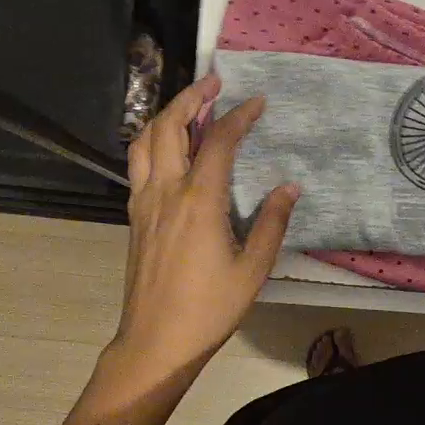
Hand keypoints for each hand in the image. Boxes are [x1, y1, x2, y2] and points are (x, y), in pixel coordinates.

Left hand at [113, 74, 299, 376]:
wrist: (156, 341)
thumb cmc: (209, 309)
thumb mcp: (253, 269)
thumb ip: (272, 223)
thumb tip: (290, 187)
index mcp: (199, 201)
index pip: (218, 142)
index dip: (240, 116)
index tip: (258, 102)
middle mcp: (165, 191)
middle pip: (169, 126)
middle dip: (192, 97)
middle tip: (215, 83)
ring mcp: (143, 203)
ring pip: (145, 141)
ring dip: (166, 115)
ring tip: (190, 107)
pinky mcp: (134, 217)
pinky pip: (138, 164)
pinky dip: (154, 142)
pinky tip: (171, 149)